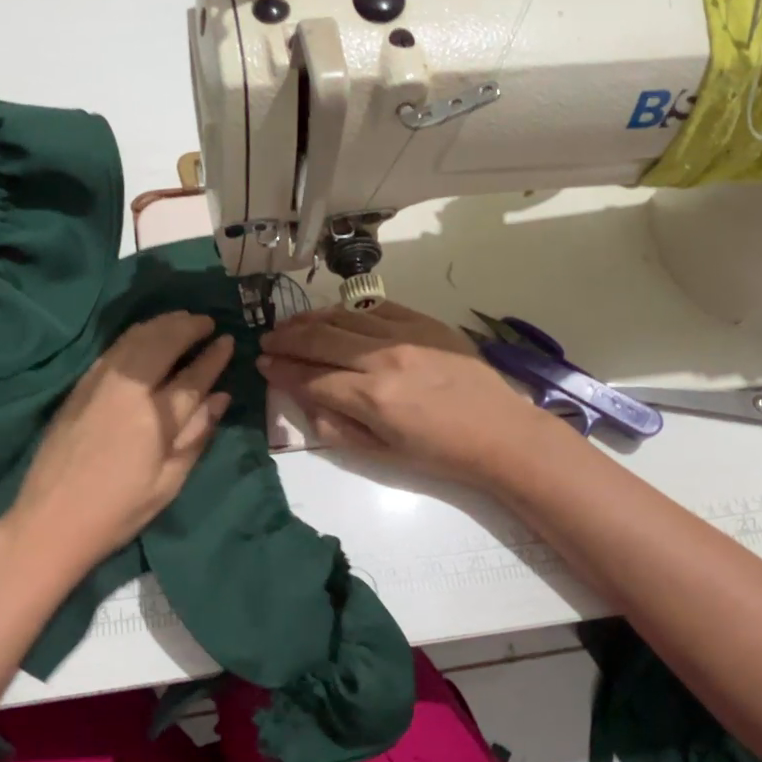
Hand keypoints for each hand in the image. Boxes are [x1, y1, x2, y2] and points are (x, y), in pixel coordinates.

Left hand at [4, 312, 233, 575]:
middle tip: (206, 322)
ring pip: (135, 338)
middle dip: (187, 327)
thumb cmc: (118, 510)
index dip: (213, 356)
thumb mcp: (168, 482)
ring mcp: (99, 384)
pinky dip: (136, 336)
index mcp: (155, 417)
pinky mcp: (79, 387)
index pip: (192, 376)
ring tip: (181, 321)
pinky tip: (145, 337)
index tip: (227, 340)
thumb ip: (196, 435)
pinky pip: (114, 349)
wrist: (50, 520)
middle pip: (162, 342)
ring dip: (161, 325)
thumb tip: (220, 397)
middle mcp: (127, 390)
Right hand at [257, 301, 556, 485]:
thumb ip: (335, 427)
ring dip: (310, 319)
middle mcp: (382, 360)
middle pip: (319, 340)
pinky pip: (376, 307)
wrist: (500, 433)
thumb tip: (304, 400)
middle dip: (285, 340)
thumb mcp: (381, 455)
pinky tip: (333, 314)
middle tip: (266, 340)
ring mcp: (405, 335)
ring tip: (290, 324)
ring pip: (343, 317)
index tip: (261, 365)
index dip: (280, 372)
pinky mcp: (424, 322)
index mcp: (371, 399)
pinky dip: (348, 310)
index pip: (310, 378)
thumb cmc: (439, 454)